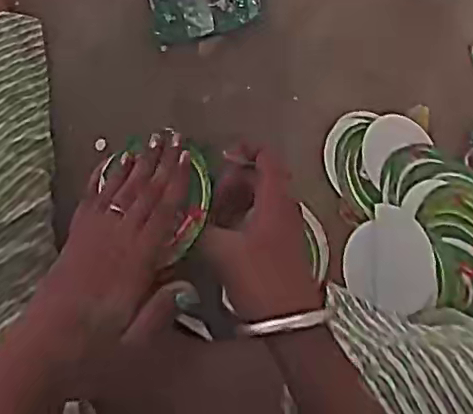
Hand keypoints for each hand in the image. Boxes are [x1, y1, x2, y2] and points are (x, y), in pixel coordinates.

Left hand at [24, 132, 192, 381]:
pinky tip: (111, 160)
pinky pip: (93, 196)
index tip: (187, 156)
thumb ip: (160, 309)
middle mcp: (118, 235)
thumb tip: (188, 285)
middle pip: (145, 190)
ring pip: (122, 187)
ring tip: (150, 140)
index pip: (164, 210)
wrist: (43, 343)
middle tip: (174, 135)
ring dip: (138, 161)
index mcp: (137, 258)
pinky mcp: (76, 233)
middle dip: (162, 161)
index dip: (177, 180)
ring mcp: (95, 230)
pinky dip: (104, 175)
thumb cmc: (92, 345)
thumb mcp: (133, 339)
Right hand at [199, 145, 323, 321]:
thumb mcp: (224, 252)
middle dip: (231, 181)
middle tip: (210, 197)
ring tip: (211, 217)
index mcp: (274, 197)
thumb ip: (200, 229)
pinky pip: (260, 217)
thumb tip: (180, 216)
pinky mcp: (281, 245)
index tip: (222, 156)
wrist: (291, 323)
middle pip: (258, 177)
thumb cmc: (261, 279)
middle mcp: (284, 205)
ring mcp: (285, 226)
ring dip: (234, 201)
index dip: (245, 149)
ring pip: (258, 199)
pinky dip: (241, 217)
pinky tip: (222, 235)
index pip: (266, 156)